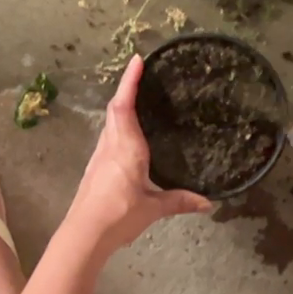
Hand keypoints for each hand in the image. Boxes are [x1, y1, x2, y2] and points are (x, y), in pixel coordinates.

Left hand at [65, 55, 212, 251]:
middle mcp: (110, 145)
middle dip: (127, 89)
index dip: (129, 81)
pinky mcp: (96, 169)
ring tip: (138, 99)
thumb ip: (179, 201)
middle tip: (142, 75)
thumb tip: (208, 203)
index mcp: (126, 147)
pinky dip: (118, 126)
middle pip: (115, 109)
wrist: (84, 233)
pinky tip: (128, 135)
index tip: (137, 60)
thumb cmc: (119, 215)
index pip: (124, 106)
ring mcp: (100, 157)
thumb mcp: (153, 207)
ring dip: (121, 107)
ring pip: (110, 123)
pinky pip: (109, 138)